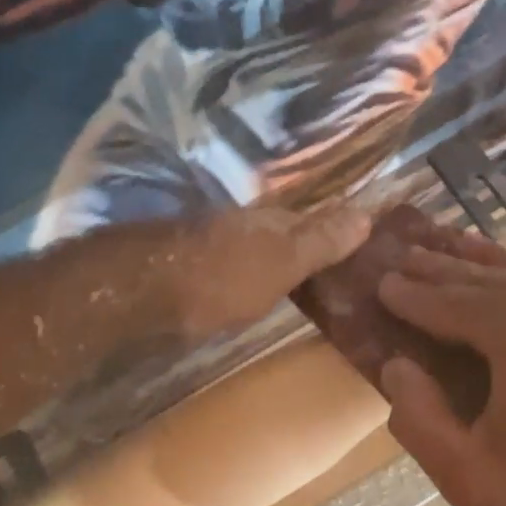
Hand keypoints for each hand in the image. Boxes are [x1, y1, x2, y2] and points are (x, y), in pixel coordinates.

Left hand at [155, 206, 373, 340]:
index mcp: (267, 221)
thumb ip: (319, 242)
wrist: (139, 292)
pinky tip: (240, 292)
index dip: (331, 230)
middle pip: (276, 231)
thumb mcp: (280, 264)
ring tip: (289, 282)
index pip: (309, 219)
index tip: (355, 246)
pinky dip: (239, 275)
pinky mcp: (181, 266)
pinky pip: (224, 266)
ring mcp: (206, 242)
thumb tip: (366, 214)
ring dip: (267, 260)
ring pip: (248, 247)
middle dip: (298, 244)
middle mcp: (237, 223)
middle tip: (326, 268)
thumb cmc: (220, 280)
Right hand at [375, 234, 505, 505]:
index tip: (384, 282)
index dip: (410, 293)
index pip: (448, 300)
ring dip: (498, 267)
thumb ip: (418, 421)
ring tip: (464, 250)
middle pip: (493, 274)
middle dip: (445, 265)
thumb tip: (396, 369)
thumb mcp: (471, 476)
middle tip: (411, 253)